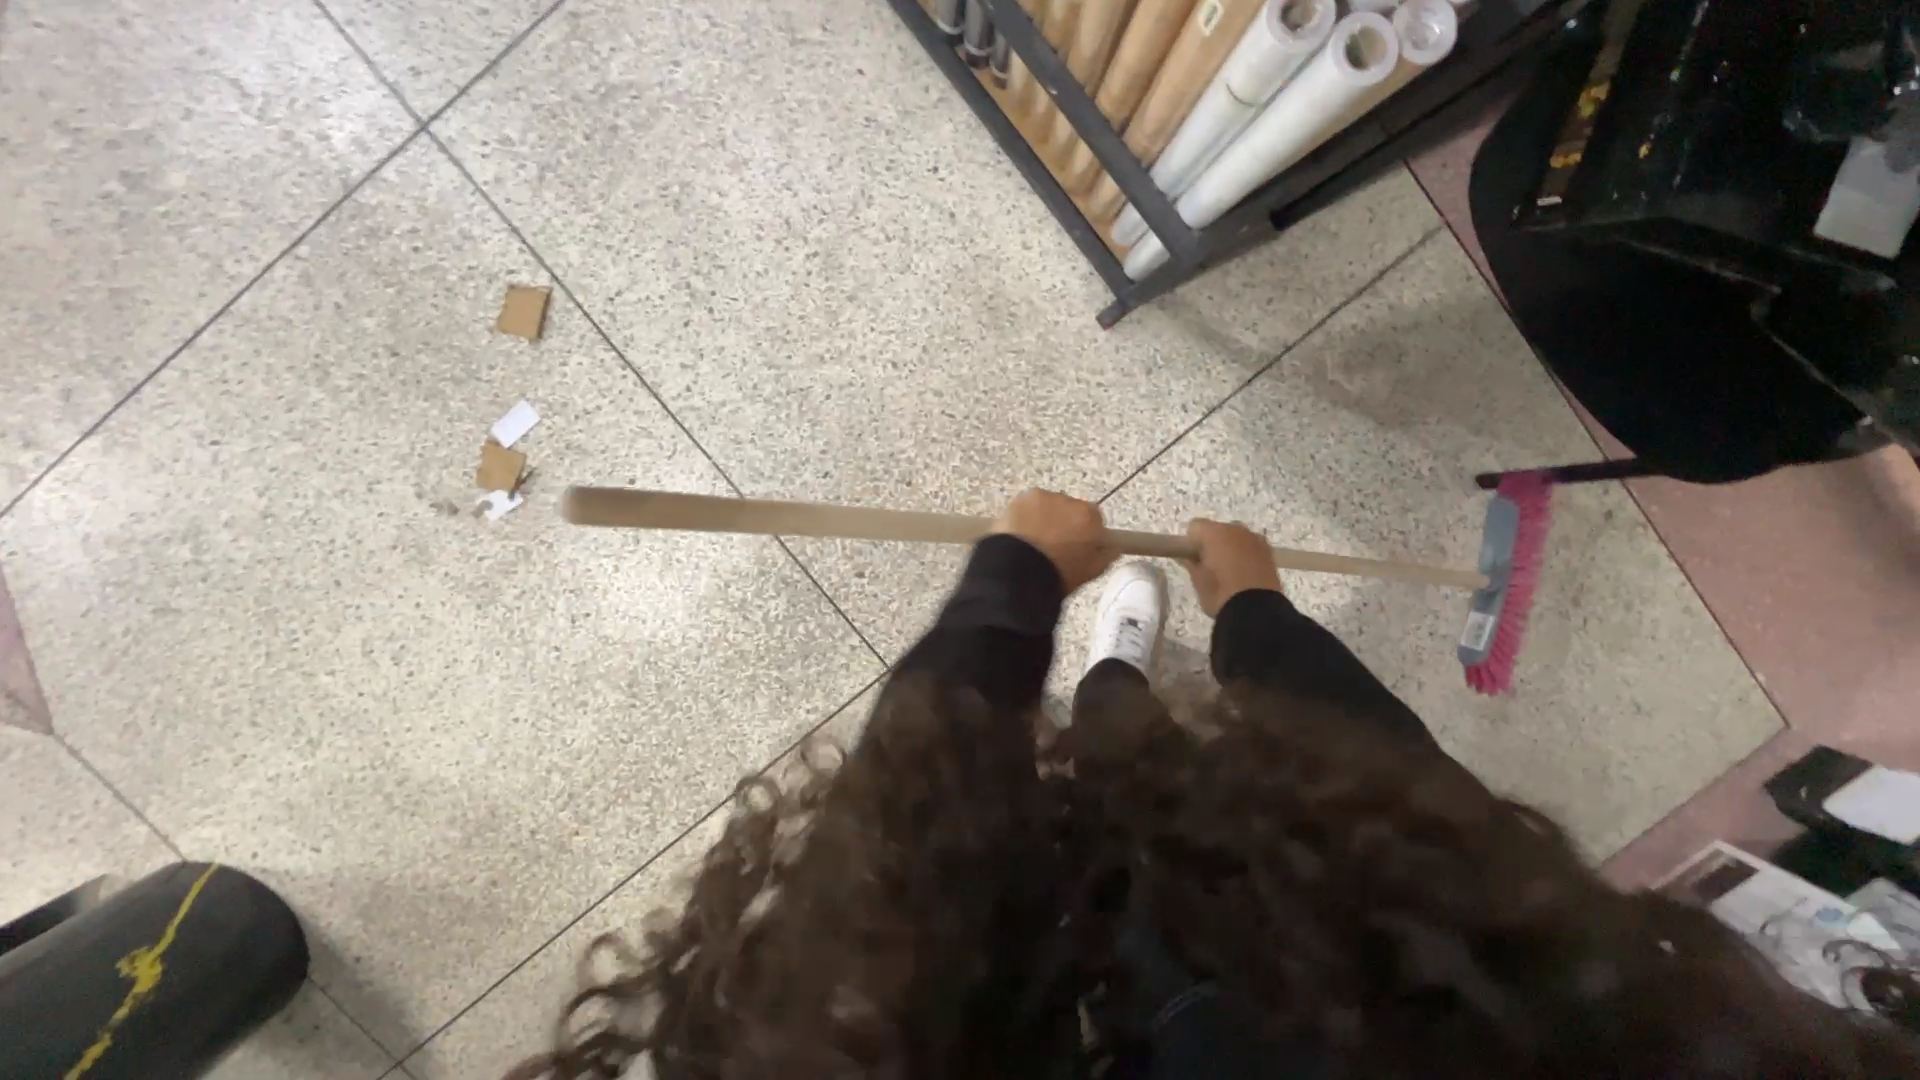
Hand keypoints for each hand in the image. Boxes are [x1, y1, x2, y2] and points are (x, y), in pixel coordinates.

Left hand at [992, 489, 1115, 593]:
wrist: (1020, 571)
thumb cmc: (1059, 574)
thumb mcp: (1091, 571)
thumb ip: (1106, 554)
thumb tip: (1113, 546)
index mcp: (1090, 518)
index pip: (1094, 518)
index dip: (1085, 531)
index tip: (1077, 545)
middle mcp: (1069, 501)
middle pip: (1069, 509)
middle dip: (1062, 523)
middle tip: (1051, 546)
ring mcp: (1043, 498)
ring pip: (1046, 506)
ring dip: (1042, 518)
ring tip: (1032, 543)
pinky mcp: (1020, 499)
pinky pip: (1026, 506)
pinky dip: (1024, 517)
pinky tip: (1017, 535)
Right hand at [1184, 519, 1281, 616]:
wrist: (1256, 610)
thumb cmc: (1220, 593)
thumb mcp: (1197, 580)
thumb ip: (1191, 563)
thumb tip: (1187, 556)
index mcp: (1215, 533)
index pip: (1195, 527)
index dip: (1190, 543)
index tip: (1191, 559)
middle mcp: (1236, 530)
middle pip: (1217, 530)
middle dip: (1212, 544)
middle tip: (1209, 567)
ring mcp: (1255, 539)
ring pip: (1236, 537)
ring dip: (1230, 548)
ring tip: (1229, 572)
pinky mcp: (1269, 552)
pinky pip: (1250, 547)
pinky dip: (1245, 555)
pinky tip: (1244, 574)